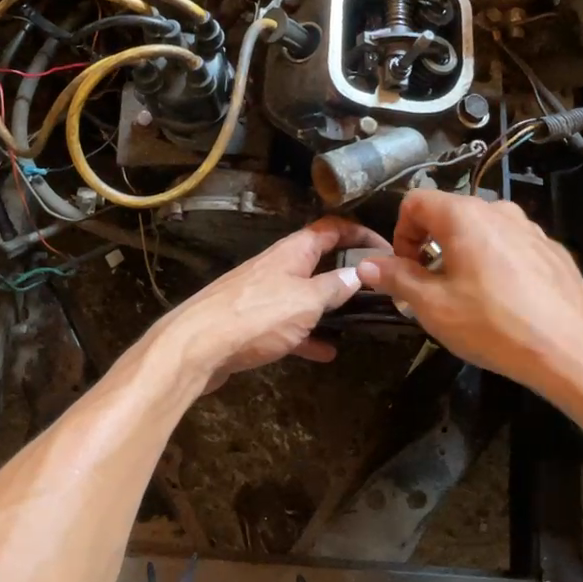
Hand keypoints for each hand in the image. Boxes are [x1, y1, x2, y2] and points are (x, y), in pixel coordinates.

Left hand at [152, 217, 386, 390]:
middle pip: (318, 260)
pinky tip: (326, 352)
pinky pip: (288, 323)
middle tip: (375, 286)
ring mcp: (262, 294)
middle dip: (346, 271)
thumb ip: (334, 288)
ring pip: (304, 294)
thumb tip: (360, 273)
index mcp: (292, 251)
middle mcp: (277, 266)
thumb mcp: (306, 301)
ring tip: (357, 320)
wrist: (197, 346)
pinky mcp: (251, 322)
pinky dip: (307, 334)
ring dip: (328, 305)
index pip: (332, 228)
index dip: (359, 233)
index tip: (385, 247)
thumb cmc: (256, 316)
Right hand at [356, 191, 582, 390]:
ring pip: (482, 232)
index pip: (415, 201)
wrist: (574, 352)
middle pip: (449, 215)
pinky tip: (505, 305)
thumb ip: (397, 278)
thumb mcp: (433, 306)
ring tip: (467, 300)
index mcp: (464, 215)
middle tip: (430, 290)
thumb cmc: (494, 325)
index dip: (400, 233)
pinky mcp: (553, 251)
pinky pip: (511, 248)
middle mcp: (498, 211)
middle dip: (431, 247)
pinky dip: (496, 266)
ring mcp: (531, 229)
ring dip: (463, 257)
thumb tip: (367, 264)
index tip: (404, 270)